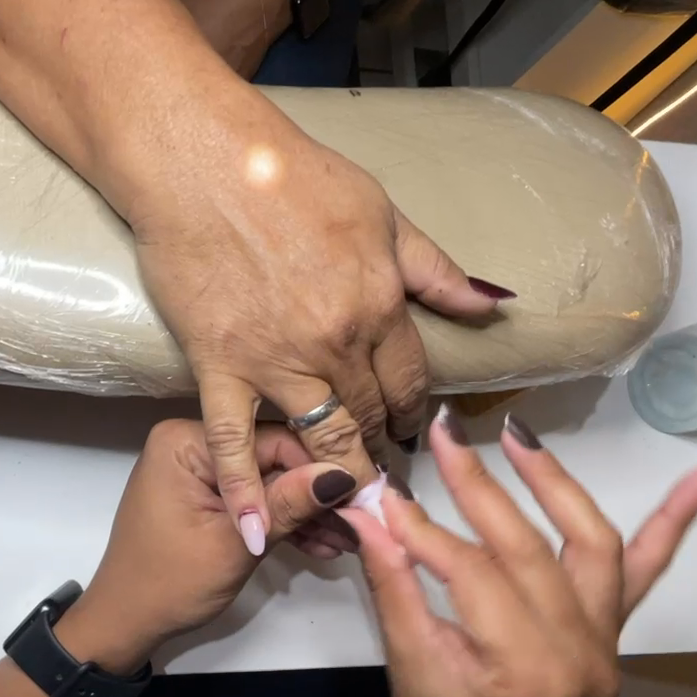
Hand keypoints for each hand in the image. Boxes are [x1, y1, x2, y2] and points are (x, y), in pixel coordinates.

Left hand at [58, 419, 361, 673]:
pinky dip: (283, 522)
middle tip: (364, 520)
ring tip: (351, 540)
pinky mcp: (209, 495)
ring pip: (269, 482)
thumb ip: (288, 504)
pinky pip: (254, 499)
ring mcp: (202, 470)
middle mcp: (194, 443)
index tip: (366, 494)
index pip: (273, 439)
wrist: (128, 622)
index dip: (322, 468)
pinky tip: (323, 543)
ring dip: (306, 514)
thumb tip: (346, 474)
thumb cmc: (171, 582)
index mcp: (188, 441)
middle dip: (317, 495)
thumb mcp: (235, 544)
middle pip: (274, 459)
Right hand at [128, 126, 506, 558]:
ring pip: (321, 438)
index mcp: (379, 304)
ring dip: (341, 475)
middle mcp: (335, 345)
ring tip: (352, 502)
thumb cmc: (292, 177)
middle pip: (371, 414)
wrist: (203, 164)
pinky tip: (256, 533)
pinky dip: (245, 489)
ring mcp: (275, 364)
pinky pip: (234, 441)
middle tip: (387, 475)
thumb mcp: (382, 212)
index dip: (415, 411)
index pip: (410, 380)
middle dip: (385, 447)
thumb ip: (436, 270)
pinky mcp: (220, 369)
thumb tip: (492, 306)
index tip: (413, 430)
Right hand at [339, 407, 696, 696]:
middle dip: (479, 486)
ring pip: (589, 542)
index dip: (424, 529)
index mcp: (524, 673)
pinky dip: (674, 521)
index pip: (470, 575)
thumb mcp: (406, 660)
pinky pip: (646, 571)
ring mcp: (608, 642)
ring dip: (556, 482)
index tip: (386, 491)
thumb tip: (366, 509)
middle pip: (527, 549)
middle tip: (444, 434)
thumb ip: (391, 581)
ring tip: (519, 436)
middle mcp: (582, 655)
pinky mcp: (615, 632)